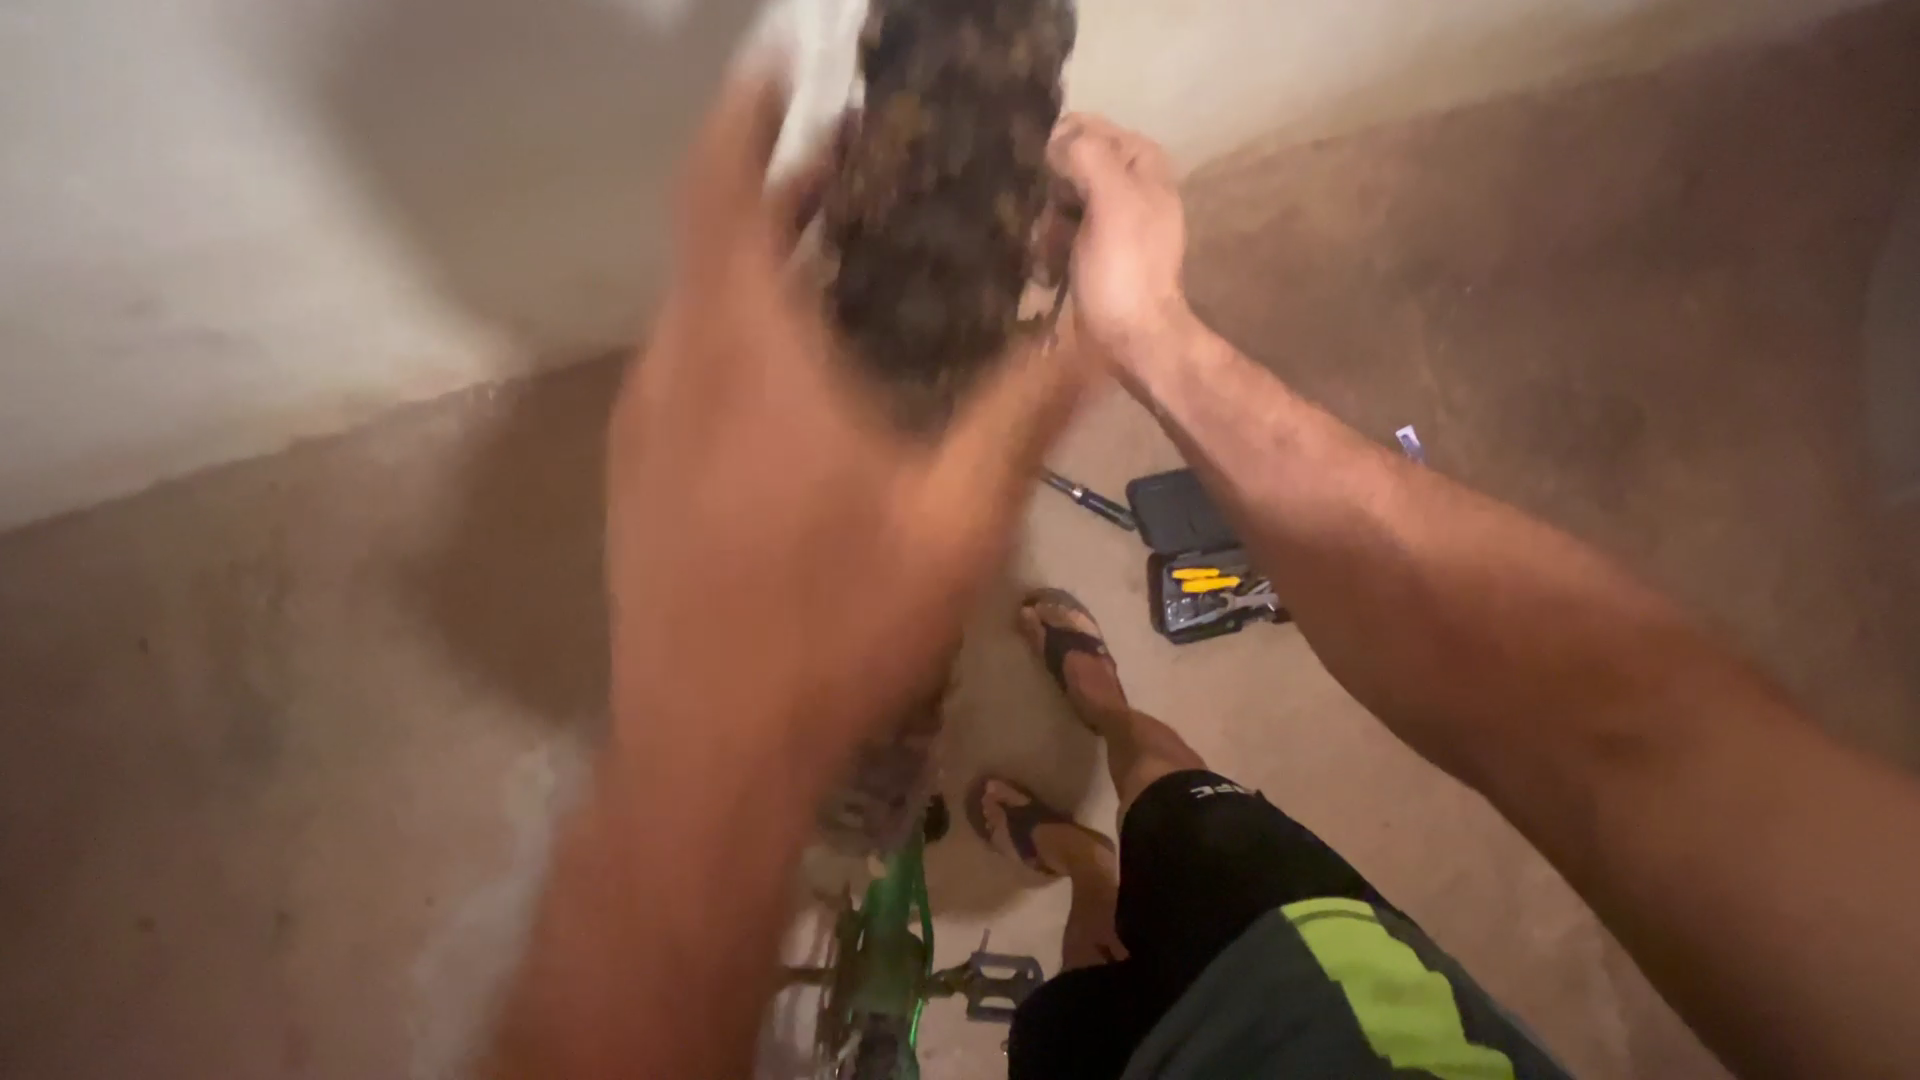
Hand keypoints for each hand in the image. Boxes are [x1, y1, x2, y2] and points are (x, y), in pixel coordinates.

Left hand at [605, 73, 1090, 757]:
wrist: (715, 744)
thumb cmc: (838, 630)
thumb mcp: (956, 524)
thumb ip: (1021, 415)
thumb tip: (1092, 336)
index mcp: (751, 360)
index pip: (724, 193)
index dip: (745, 119)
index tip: (778, 72)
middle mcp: (679, 372)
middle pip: (713, 243)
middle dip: (778, 193)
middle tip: (855, 177)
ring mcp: (644, 428)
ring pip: (697, 311)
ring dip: (757, 270)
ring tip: (837, 264)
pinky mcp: (637, 480)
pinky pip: (686, 371)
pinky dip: (735, 337)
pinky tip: (793, 379)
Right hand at [1048, 115, 1193, 370]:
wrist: (1133, 339)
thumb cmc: (1125, 270)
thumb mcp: (1112, 201)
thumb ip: (1087, 155)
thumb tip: (1053, 138)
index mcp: (1140, 161)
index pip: (1085, 128)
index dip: (1057, 149)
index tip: (1040, 179)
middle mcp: (1127, 183)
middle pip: (1067, 166)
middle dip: (1049, 196)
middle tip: (1048, 224)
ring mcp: (1109, 220)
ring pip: (1057, 203)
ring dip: (1045, 228)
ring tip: (1047, 256)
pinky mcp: (1092, 253)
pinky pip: (1058, 235)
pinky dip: (1049, 250)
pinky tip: (1047, 272)